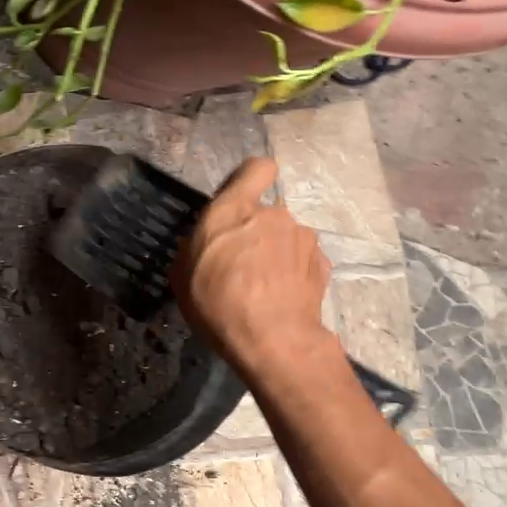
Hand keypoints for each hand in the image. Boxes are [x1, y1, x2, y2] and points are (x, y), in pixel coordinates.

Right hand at [173, 157, 335, 377]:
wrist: (273, 338)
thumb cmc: (216, 302)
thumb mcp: (182, 275)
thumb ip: (195, 247)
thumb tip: (205, 242)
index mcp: (232, 211)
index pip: (256, 169)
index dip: (249, 178)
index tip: (238, 198)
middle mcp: (272, 214)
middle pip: (263, 212)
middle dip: (252, 231)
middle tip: (236, 262)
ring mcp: (303, 237)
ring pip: (283, 236)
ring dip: (272, 252)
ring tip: (259, 284)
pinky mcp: (323, 261)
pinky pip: (299, 257)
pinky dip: (290, 270)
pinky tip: (278, 294)